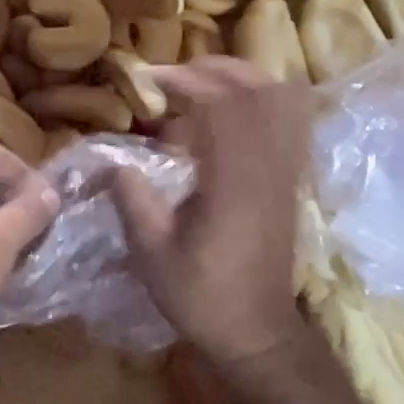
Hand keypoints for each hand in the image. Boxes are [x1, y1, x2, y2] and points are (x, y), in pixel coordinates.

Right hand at [114, 58, 312, 366]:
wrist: (256, 332)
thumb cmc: (201, 296)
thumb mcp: (151, 252)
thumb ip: (131, 198)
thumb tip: (111, 161)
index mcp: (233, 181)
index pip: (221, 105)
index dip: (186, 80)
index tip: (150, 78)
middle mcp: (268, 167)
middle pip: (258, 91)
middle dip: (215, 70)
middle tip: (175, 74)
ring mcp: (287, 174)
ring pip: (282, 103)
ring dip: (244, 81)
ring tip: (205, 85)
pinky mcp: (291, 184)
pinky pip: (290, 125)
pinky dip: (265, 104)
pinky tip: (234, 115)